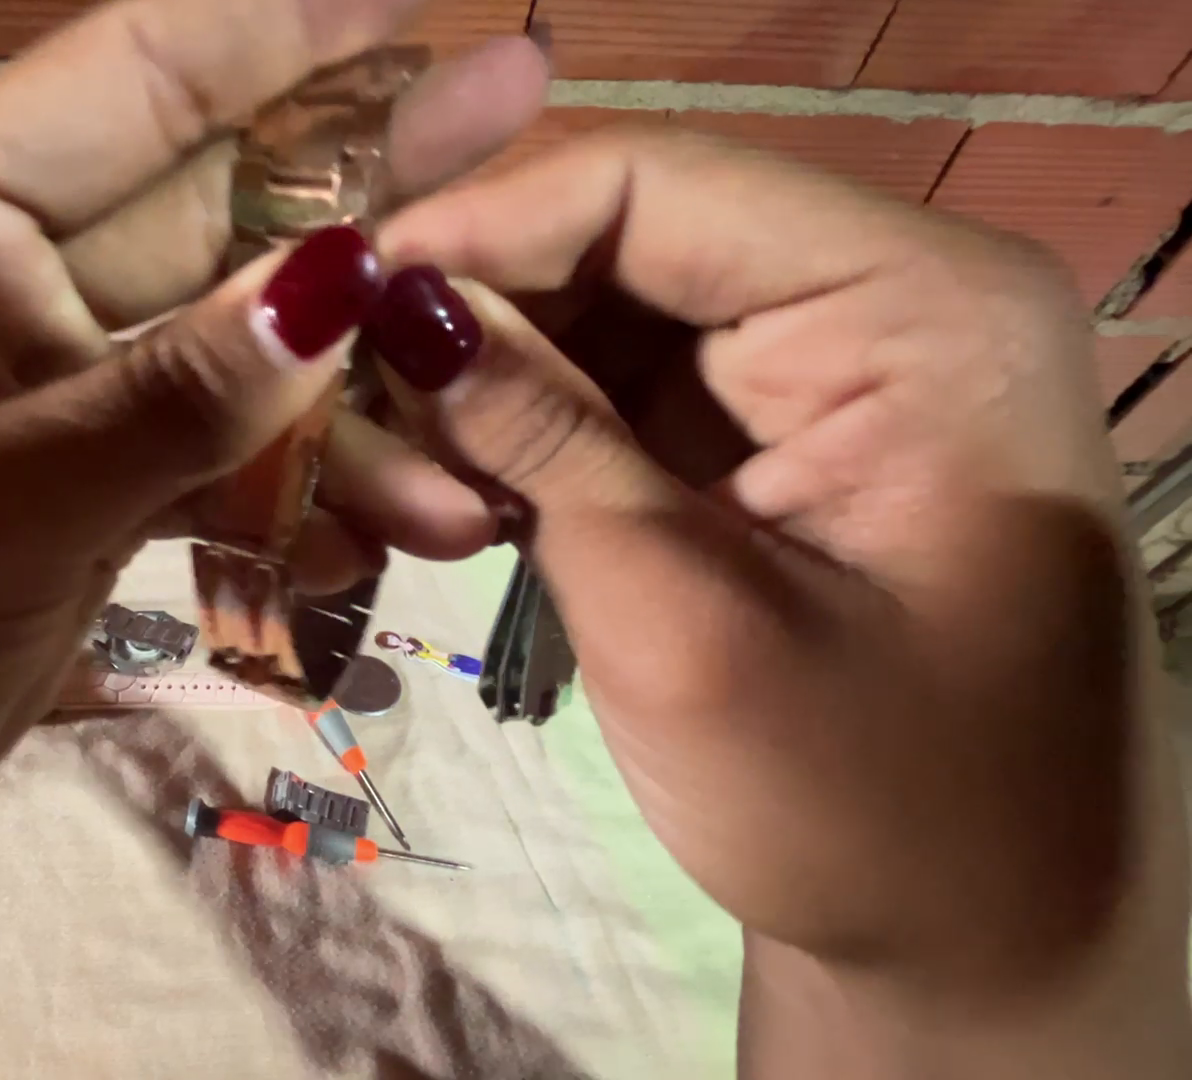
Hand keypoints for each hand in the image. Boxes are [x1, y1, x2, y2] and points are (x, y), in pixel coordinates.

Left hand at [0, 0, 549, 831]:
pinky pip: (222, 458)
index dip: (278, 37)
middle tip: (510, 122)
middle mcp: (10, 286)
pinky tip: (377, 535)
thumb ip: (167, 395)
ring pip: (240, 361)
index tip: (410, 2)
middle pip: (216, 217)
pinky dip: (297, 495)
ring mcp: (64, 390)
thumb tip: (338, 287)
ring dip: (352, 414)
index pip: (132, 87)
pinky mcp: (97, 482)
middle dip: (364, 199)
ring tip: (463, 470)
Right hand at [369, 129, 1188, 1062]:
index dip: (481, 221)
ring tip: (418, 495)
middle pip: (600, 243)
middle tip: (362, 422)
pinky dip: (501, 437)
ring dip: (472, 393)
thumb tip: (399, 314)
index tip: (346, 295)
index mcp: (909, 311)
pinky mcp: (723, 443)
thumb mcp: (679, 617)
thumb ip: (541, 442)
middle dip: (465, 322)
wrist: (958, 928)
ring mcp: (783, 377)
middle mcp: (853, 306)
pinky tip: (462, 503)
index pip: (652, 183)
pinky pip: (579, 393)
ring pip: (571, 320)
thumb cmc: (863, 804)